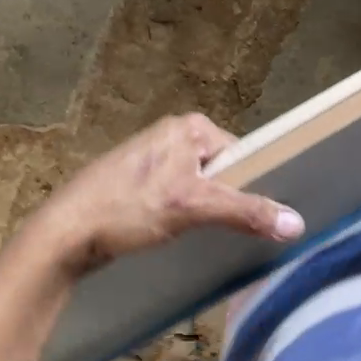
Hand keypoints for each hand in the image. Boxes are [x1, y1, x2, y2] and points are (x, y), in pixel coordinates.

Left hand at [17, 113, 304, 281]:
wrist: (62, 235)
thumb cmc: (129, 208)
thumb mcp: (193, 207)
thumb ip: (246, 211)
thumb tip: (297, 223)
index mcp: (190, 126)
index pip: (242, 154)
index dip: (250, 185)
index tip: (255, 215)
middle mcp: (172, 133)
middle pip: (221, 170)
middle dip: (225, 198)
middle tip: (223, 228)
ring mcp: (151, 156)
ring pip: (197, 185)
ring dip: (202, 209)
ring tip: (197, 234)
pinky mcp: (135, 181)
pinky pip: (175, 194)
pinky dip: (180, 213)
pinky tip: (172, 234)